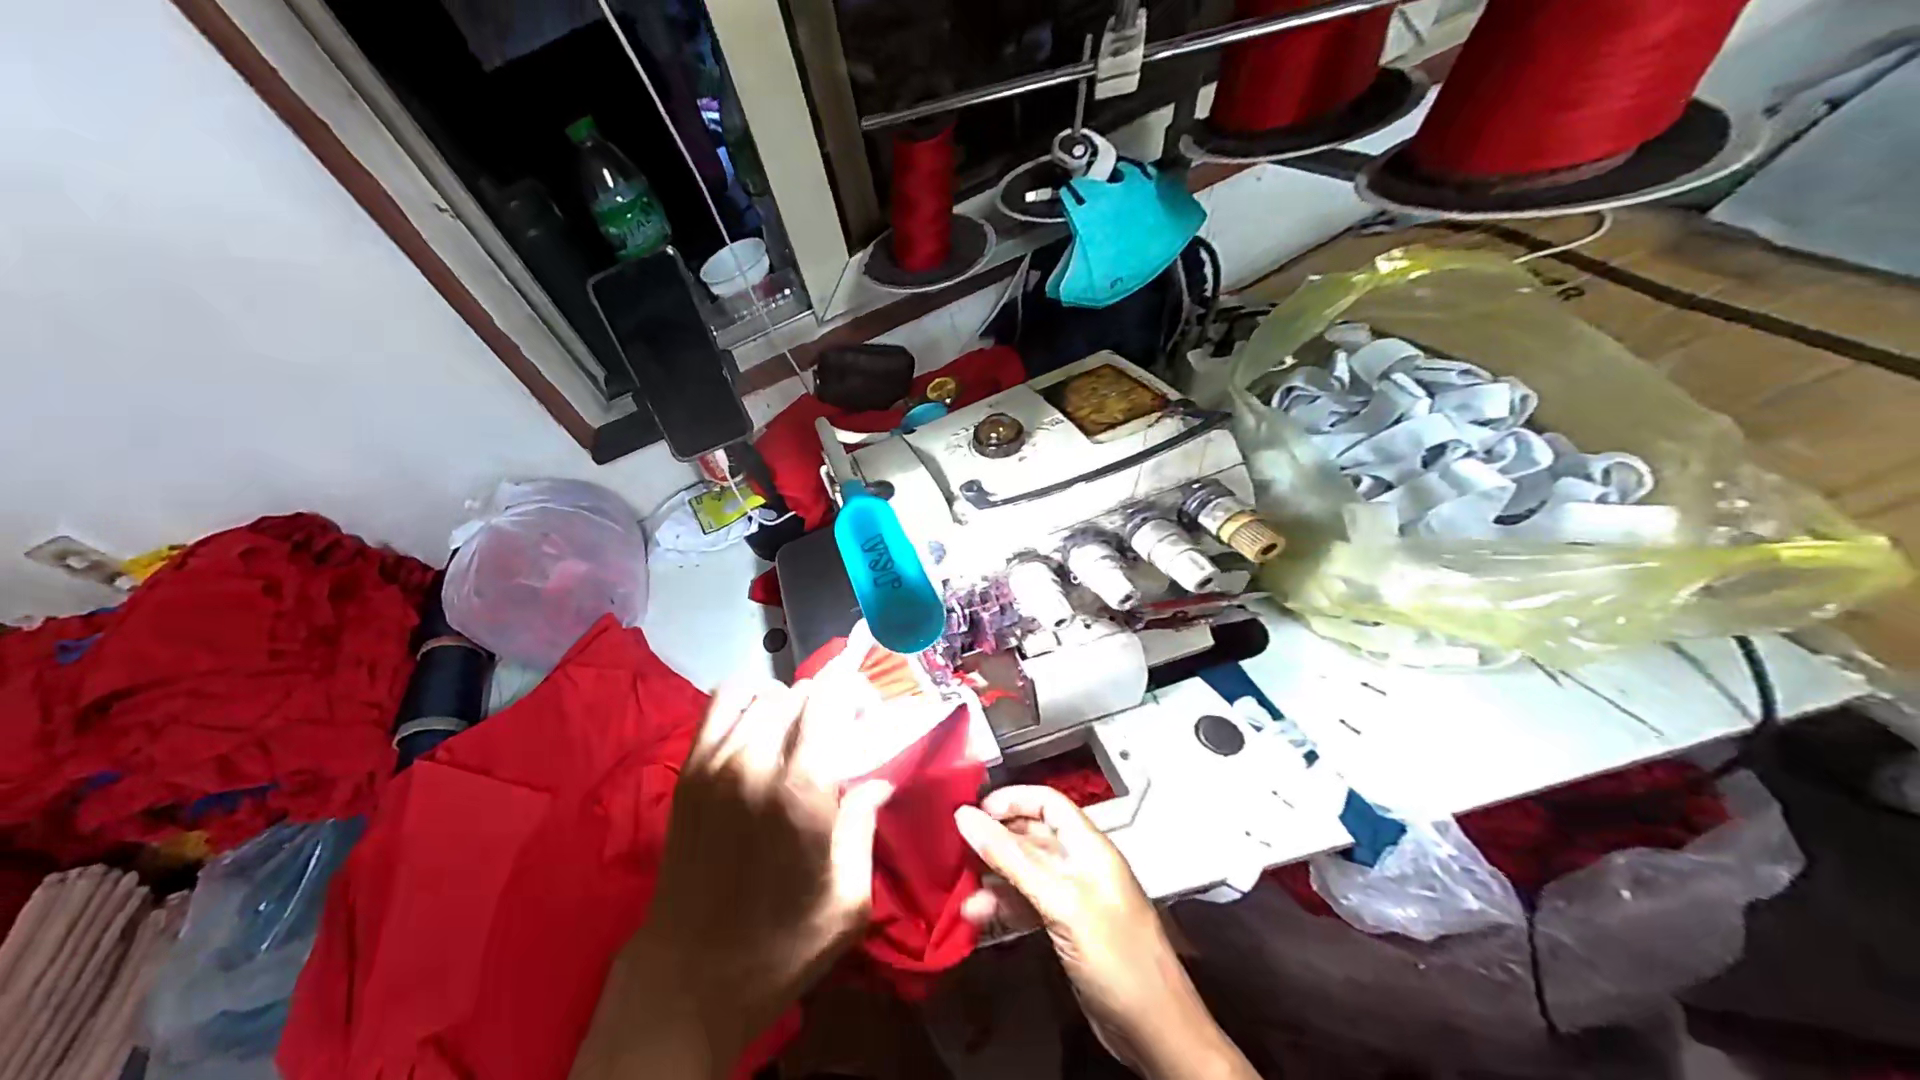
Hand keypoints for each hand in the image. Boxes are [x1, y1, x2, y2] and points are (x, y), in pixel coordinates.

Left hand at [573, 678, 891, 1078]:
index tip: (868, 714)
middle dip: (829, 704)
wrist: (690, 978)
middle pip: (801, 694)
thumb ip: (864, 827)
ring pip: (764, 694)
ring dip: (791, 704)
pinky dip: (747, 699)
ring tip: (801, 734)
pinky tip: (760, 726)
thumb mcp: (848, 900)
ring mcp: (716, 762)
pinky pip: (721, 701)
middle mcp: (757, 763)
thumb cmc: (781, 946)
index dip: (855, 694)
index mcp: (802, 792)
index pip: (830, 700)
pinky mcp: (689, 769)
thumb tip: (878, 781)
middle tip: (841, 734)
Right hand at [953, 787, 1255, 1079]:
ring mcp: (1074, 900)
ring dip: (994, 878)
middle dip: (996, 839)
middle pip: (1033, 836)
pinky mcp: (1067, 930)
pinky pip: (1028, 905)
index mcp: (1090, 848)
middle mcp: (1082, 867)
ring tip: (964, 889)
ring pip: (1026, 873)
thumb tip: (968, 818)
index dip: (1012, 800)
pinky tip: (979, 916)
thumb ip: (1013, 859)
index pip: (1048, 803)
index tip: (975, 811)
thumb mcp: (1061, 902)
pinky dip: (1004, 907)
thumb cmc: (1120, 961)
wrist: (1154, 1031)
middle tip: (959, 848)